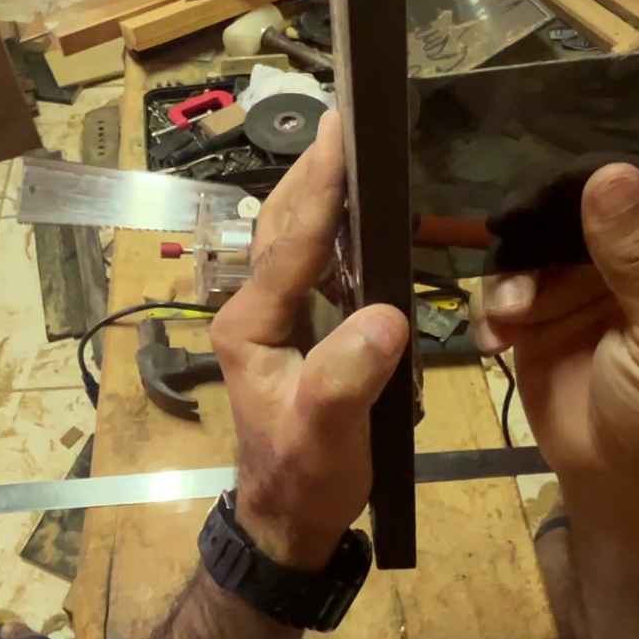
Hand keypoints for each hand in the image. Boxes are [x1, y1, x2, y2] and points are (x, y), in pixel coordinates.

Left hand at [209, 110, 410, 571]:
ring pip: (291, 241)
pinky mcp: (293, 330)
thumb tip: (388, 314)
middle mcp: (253, 309)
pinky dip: (331, 233)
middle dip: (309, 174)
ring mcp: (271, 318)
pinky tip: (359, 221)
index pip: (288, 241)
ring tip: (350, 157)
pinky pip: (311, 267)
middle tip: (343, 124)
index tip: (339, 131)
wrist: (288, 514)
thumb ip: (348, 375)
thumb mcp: (327, 433)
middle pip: (279, 226)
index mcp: (250, 323)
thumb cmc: (304, 474)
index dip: (317, 186)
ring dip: (317, 196)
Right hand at [475, 164, 638, 481]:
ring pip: (532, 243)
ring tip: (510, 315)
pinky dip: (491, 307)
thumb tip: (609, 175)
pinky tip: (496, 340)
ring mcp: (584, 281)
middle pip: (581, 207)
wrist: (621, 486)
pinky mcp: (539, 309)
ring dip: (510, 276)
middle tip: (509, 243)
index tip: (551, 197)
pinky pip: (503, 284)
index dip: (603, 183)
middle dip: (539, 228)